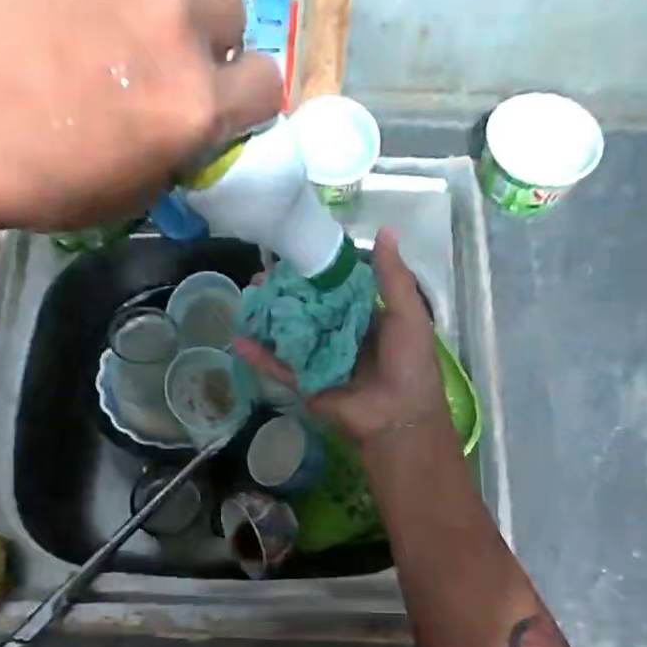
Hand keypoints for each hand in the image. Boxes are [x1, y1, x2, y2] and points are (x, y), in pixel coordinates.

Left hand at [0, 0, 284, 229]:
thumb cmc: (38, 177)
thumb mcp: (130, 194)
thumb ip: (178, 149)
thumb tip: (190, 122)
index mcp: (198, 109)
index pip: (267, 83)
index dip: (242, 88)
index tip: (214, 88)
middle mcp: (183, 30)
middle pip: (229, 11)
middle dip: (198, 29)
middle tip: (148, 38)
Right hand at [234, 229, 450, 443]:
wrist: (400, 417)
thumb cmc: (409, 363)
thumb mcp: (407, 313)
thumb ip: (392, 276)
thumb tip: (387, 229)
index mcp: (364, 320)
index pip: (334, 292)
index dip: (313, 275)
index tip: (292, 257)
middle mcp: (339, 338)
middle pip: (305, 312)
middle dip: (283, 295)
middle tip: (258, 277)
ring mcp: (319, 361)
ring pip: (288, 336)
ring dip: (267, 319)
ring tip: (244, 299)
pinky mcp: (306, 384)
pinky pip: (280, 367)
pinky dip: (259, 355)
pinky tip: (237, 338)